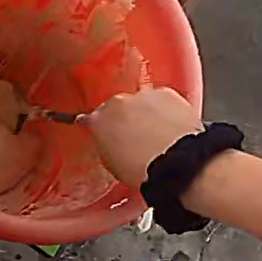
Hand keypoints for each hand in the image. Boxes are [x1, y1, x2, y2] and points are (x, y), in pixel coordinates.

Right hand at [86, 88, 201, 187]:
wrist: (174, 160)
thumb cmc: (140, 167)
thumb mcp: (110, 162)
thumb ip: (106, 144)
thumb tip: (111, 141)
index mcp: (96, 121)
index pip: (87, 119)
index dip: (95, 126)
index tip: (100, 131)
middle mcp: (115, 104)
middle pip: (115, 106)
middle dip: (121, 118)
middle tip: (132, 135)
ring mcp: (140, 96)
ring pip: (139, 101)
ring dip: (143, 112)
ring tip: (155, 131)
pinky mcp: (166, 93)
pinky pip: (161, 98)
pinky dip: (164, 109)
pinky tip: (170, 124)